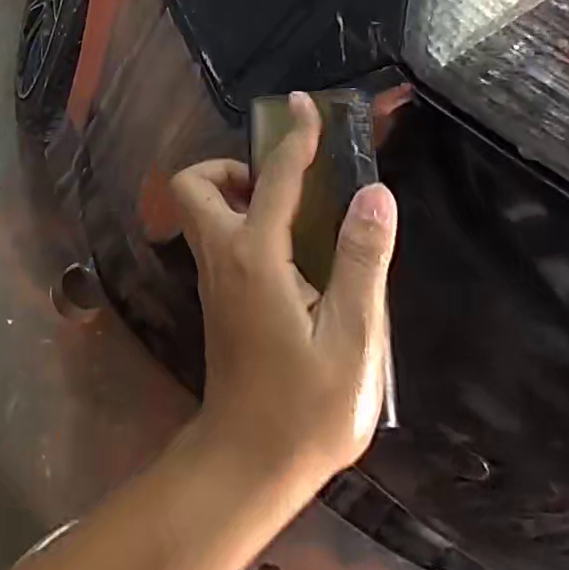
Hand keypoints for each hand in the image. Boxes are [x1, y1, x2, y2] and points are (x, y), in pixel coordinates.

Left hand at [169, 92, 398, 485]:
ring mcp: (213, 278)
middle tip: (285, 185)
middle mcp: (222, 257)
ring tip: (293, 216)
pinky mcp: (217, 296)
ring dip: (235, 192)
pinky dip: (241, 219)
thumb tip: (373, 194)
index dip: (294, 138)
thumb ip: (361, 262)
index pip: (273, 178)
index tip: (306, 106)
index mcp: (255, 258)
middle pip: (195, 185)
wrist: (248, 463)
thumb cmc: (305, 408)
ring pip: (199, 210)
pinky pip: (217, 235)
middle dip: (232, 167)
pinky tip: (289, 253)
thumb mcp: (353, 339)